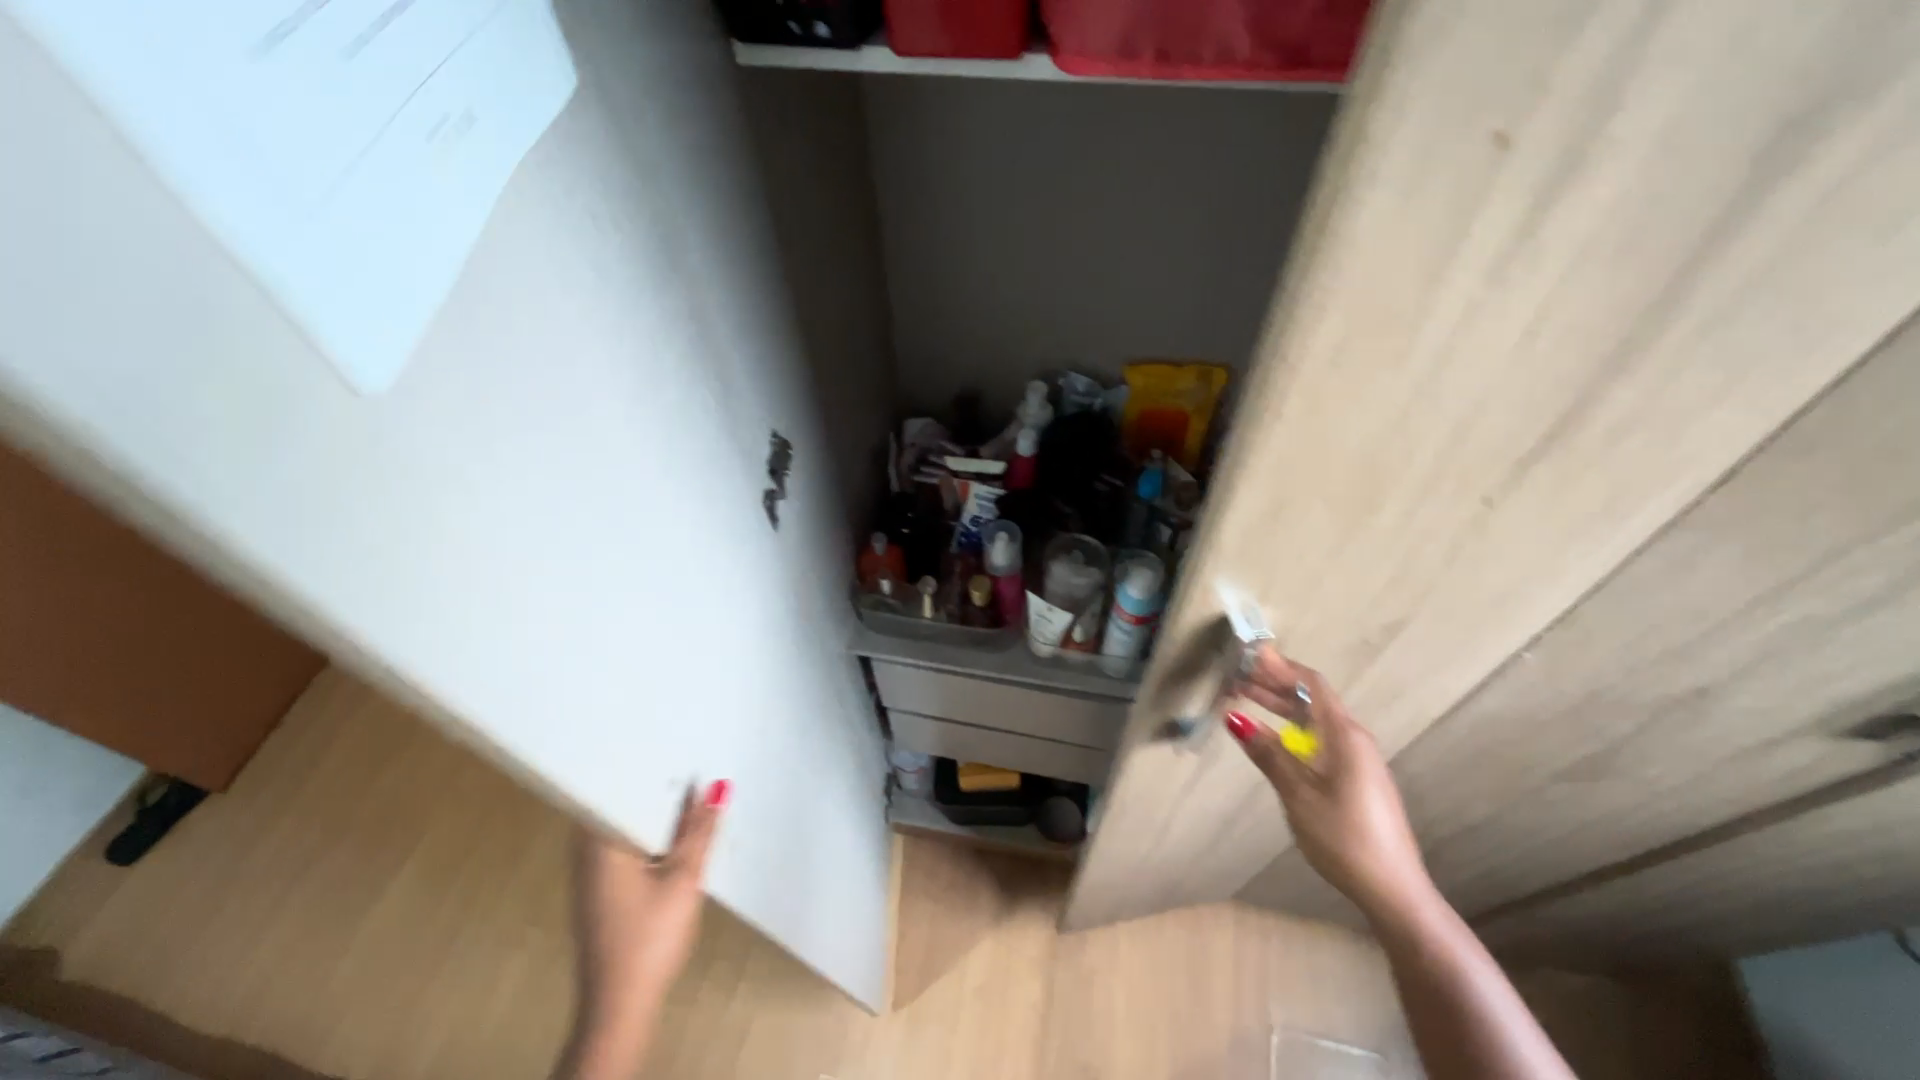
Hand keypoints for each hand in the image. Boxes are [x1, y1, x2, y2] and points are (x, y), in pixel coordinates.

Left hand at [569, 780, 726, 1033]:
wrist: (620, 1005)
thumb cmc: (650, 936)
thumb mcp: (684, 878)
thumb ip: (699, 831)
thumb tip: (717, 787)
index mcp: (599, 842)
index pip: (614, 785)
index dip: (645, 764)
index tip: (674, 744)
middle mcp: (586, 853)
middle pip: (620, 806)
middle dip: (656, 790)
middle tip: (692, 764)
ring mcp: (590, 876)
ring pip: (624, 830)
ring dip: (655, 817)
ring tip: (691, 793)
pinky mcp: (600, 895)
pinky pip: (624, 850)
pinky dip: (649, 840)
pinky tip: (676, 839)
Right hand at [1224, 648, 1433, 923]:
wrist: (1392, 887)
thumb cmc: (1343, 837)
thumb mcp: (1298, 795)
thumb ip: (1269, 754)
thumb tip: (1236, 719)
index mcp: (1344, 735)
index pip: (1311, 685)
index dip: (1279, 667)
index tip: (1247, 658)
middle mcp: (1354, 739)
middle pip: (1312, 700)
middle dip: (1274, 685)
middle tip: (1235, 678)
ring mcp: (1358, 760)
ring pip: (1316, 721)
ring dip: (1282, 708)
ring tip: (1246, 700)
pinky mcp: (1357, 779)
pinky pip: (1321, 740)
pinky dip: (1293, 730)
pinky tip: (1274, 739)